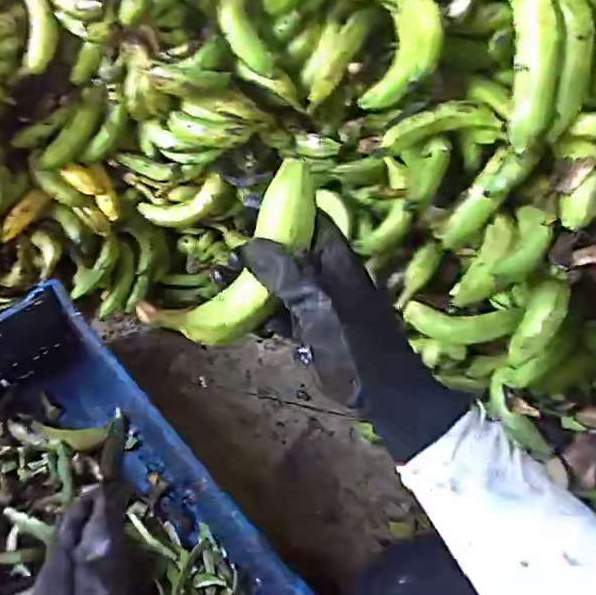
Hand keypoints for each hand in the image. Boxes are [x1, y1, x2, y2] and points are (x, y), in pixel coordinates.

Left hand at [0, 482, 132, 594]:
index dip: (97, 497)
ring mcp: (56, 594)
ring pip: (78, 550)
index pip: (76, 517)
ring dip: (98, 535)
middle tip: (125, 502)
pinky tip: (117, 574)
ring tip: (124, 531)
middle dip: (97, 512)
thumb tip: (105, 514)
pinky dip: (99, 561)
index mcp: (60, 567)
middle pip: (74, 531)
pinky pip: (82, 572)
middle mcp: (54, 573)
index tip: (121, 481)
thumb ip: (101, 561)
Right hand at [241, 215, 473, 461]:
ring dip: (250, 280)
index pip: (309, 219)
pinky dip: (258, 310)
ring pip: (277, 283)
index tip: (246, 203)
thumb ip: (284, 272)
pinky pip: (278, 312)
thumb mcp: (317, 302)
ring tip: (218, 277)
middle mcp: (325, 275)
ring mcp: (316, 302)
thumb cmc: (352, 341)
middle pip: (287, 251)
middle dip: (255, 249)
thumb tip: (249, 245)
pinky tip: (236, 311)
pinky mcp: (308, 327)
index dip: (280, 208)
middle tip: (224, 250)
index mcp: (336, 260)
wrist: (377, 391)